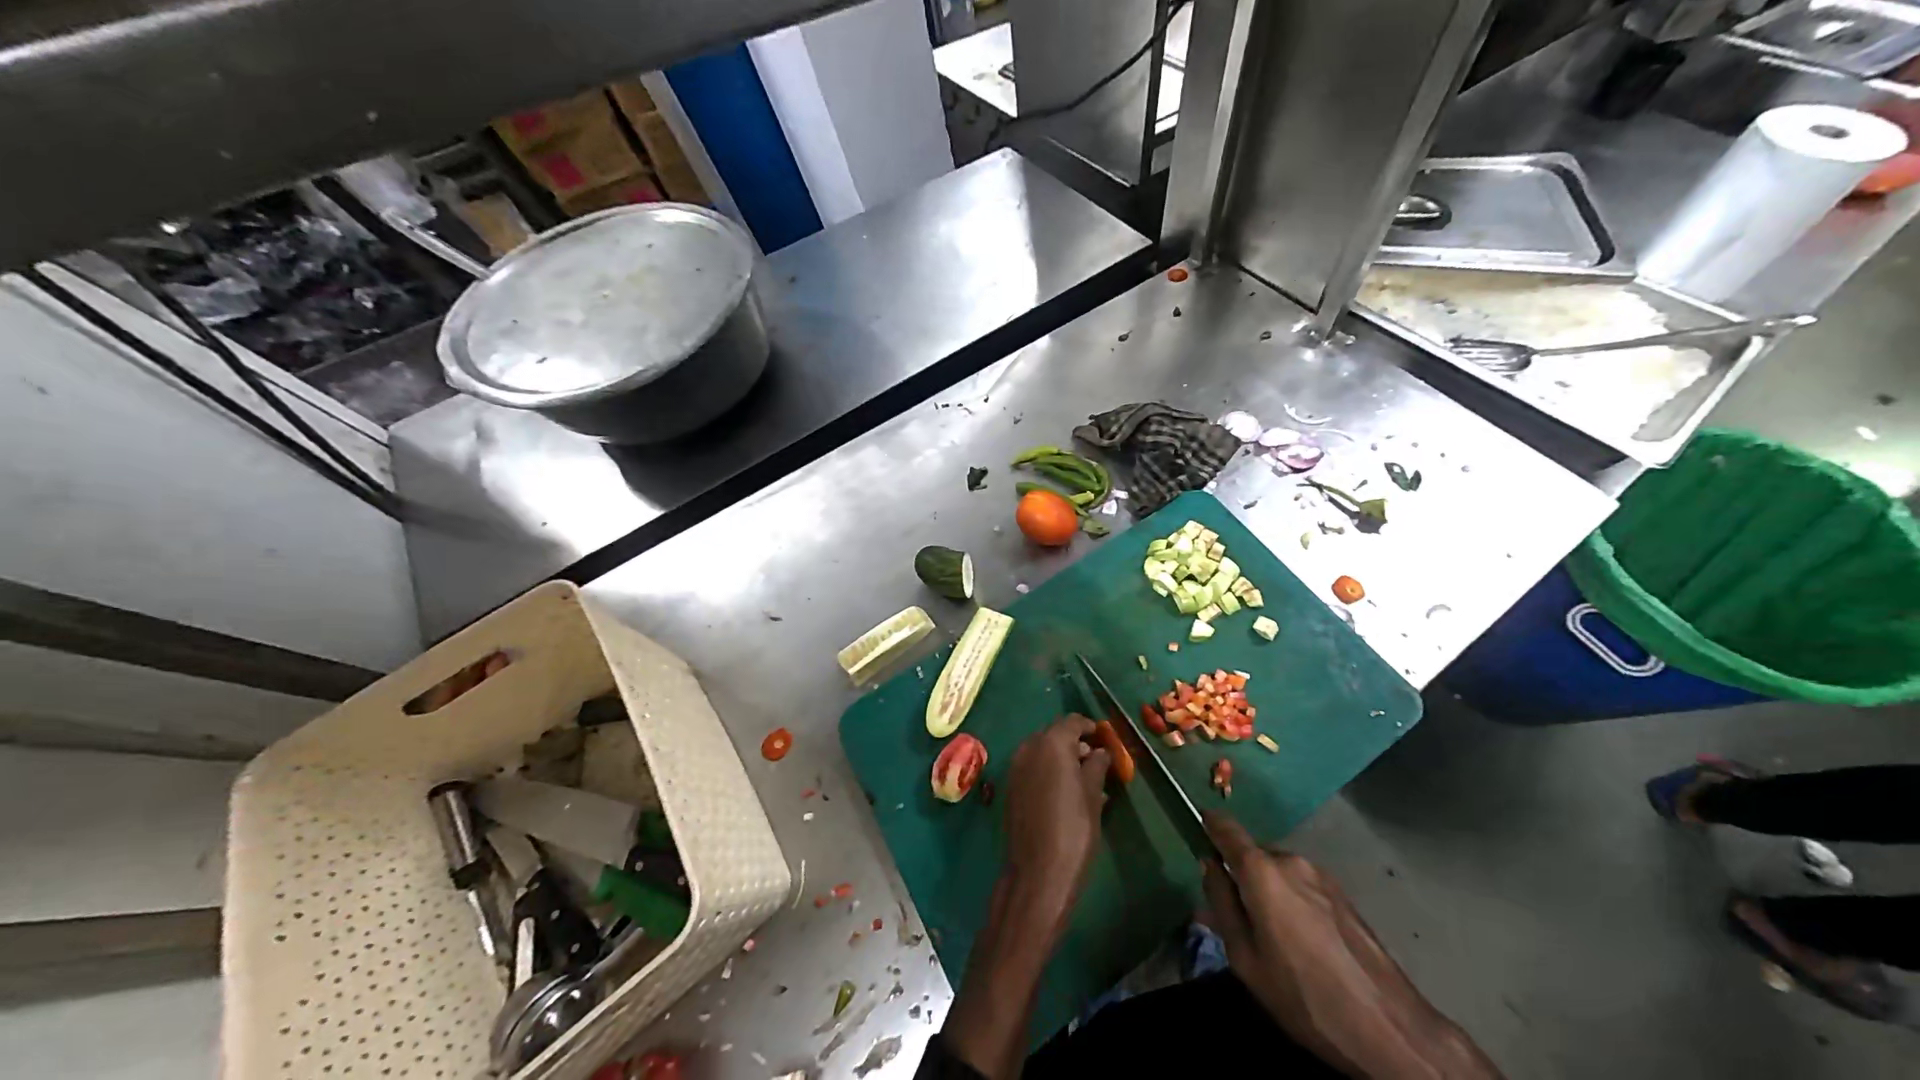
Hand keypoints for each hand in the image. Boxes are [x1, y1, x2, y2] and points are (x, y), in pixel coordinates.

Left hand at [940, 715, 1110, 1079]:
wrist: (1037, 874)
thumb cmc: (1074, 831)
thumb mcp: (1093, 796)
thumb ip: (1096, 766)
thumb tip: (1099, 751)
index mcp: (1050, 744)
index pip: (1072, 722)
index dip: (1090, 728)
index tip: (1105, 738)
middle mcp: (1027, 748)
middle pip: (1054, 735)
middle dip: (1075, 744)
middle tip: (1098, 761)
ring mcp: (1014, 768)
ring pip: (1042, 753)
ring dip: (1062, 759)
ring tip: (1088, 782)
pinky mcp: (1009, 788)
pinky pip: (1032, 770)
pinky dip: (1049, 773)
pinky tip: (1068, 796)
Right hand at [1200, 812, 1502, 1079]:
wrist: (1388, 1027)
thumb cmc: (1303, 995)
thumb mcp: (1244, 957)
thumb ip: (1221, 903)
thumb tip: (1209, 866)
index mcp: (1262, 871)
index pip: (1226, 829)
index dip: (1209, 824)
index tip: (1197, 827)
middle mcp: (1292, 861)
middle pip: (1254, 855)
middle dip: (1240, 874)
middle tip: (1234, 912)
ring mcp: (1323, 877)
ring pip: (1279, 872)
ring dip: (1267, 890)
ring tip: (1270, 935)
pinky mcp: (1344, 896)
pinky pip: (1302, 886)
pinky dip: (1291, 901)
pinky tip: (1300, 942)